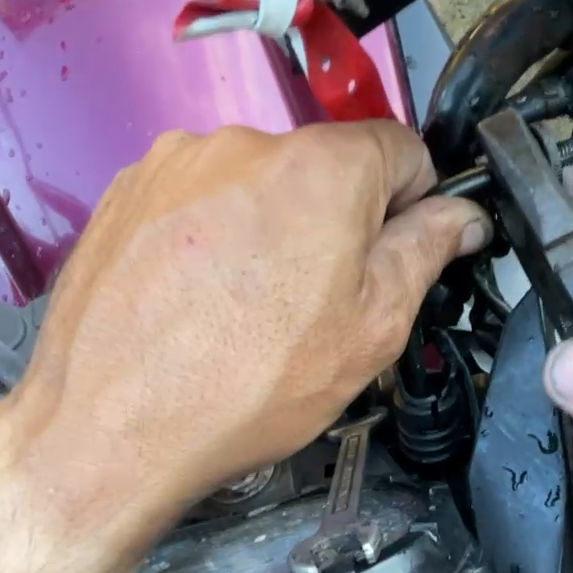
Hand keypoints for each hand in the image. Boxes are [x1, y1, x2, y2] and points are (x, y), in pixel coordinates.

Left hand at [0, 122, 489, 572]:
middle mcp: (245, 145)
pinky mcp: (128, 193)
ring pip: (260, 187)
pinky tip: (202, 304)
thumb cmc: (247, 388)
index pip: (402, 150)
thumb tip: (460, 216)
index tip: (397, 252)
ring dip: (273, 234)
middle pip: (326, 169)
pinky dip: (215, 240)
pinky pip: (201, 202)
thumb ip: (425, 254)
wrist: (112, 427)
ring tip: (250, 314)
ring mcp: (176, 164)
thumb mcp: (371, 331)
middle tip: (319, 306)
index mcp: (321, 171)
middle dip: (339, 226)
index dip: (414, 205)